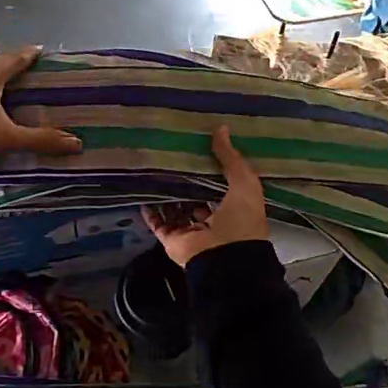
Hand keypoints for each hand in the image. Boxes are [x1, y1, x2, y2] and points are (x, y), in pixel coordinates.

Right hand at [142, 127, 268, 266]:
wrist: (225, 259)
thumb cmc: (241, 221)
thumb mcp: (244, 183)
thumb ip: (231, 158)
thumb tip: (221, 128)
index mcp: (234, 209)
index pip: (220, 187)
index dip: (210, 170)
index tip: (197, 150)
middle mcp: (212, 221)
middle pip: (195, 197)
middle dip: (186, 182)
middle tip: (171, 159)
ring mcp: (190, 231)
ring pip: (175, 209)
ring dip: (166, 195)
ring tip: (154, 172)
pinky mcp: (172, 239)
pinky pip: (158, 223)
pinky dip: (150, 211)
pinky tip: (142, 194)